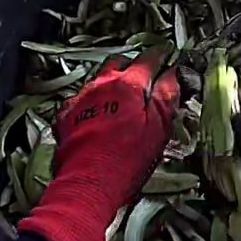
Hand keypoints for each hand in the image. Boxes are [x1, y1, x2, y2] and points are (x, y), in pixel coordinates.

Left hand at [18, 50, 179, 240]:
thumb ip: (166, 97)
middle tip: (144, 78)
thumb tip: (174, 73)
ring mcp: (80, 97)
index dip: (160, 56)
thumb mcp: (158, 129)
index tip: (166, 56)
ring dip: (110, 82)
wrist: (86, 184)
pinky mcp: (66, 114)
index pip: (147, 59)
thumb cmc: (127, 159)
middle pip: (118, 63)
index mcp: (127, 84)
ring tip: (120, 96)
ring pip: (98, 79)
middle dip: (132, 66)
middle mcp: (101, 83)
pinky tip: (97, 112)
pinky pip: (80, 98)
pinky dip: (91, 100)